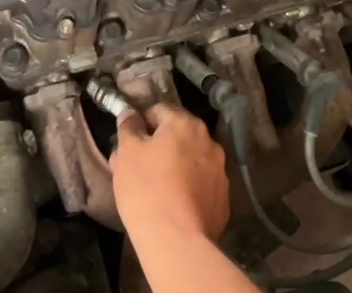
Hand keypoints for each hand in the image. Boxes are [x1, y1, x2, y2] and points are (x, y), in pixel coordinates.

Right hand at [111, 103, 230, 244]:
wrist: (176, 241)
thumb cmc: (147, 188)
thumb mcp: (127, 152)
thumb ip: (128, 127)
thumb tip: (130, 114)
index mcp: (185, 124)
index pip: (159, 110)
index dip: (141, 123)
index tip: (129, 142)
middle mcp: (209, 142)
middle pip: (178, 135)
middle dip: (158, 146)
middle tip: (138, 165)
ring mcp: (220, 172)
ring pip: (191, 160)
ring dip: (175, 166)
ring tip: (156, 188)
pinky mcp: (223, 200)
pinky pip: (201, 185)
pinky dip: (188, 187)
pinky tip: (173, 203)